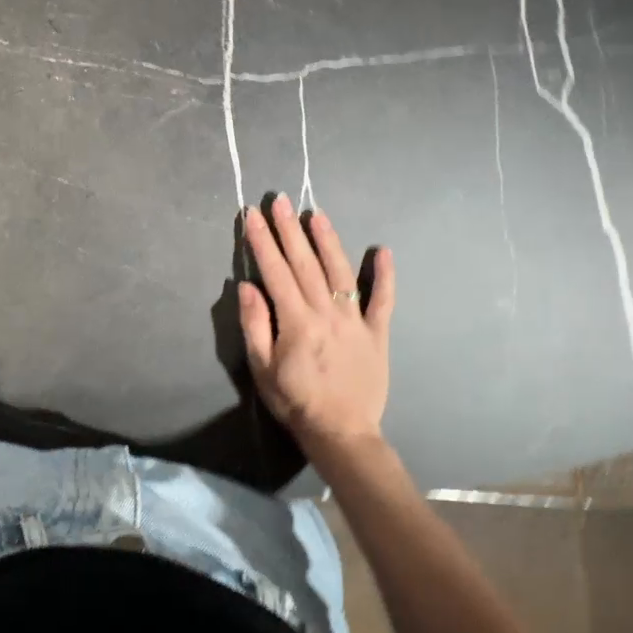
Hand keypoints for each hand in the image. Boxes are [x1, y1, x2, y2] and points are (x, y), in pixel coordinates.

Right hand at [238, 196, 395, 460]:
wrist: (342, 432)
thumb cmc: (293, 400)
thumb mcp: (261, 367)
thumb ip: (254, 325)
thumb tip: (247, 286)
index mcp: (296, 322)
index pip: (275, 272)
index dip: (262, 242)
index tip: (251, 215)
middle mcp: (327, 314)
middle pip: (305, 264)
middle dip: (290, 230)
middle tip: (280, 200)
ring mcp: (356, 322)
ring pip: (340, 273)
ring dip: (327, 242)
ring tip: (316, 214)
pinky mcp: (377, 334)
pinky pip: (383, 301)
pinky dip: (385, 275)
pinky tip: (382, 251)